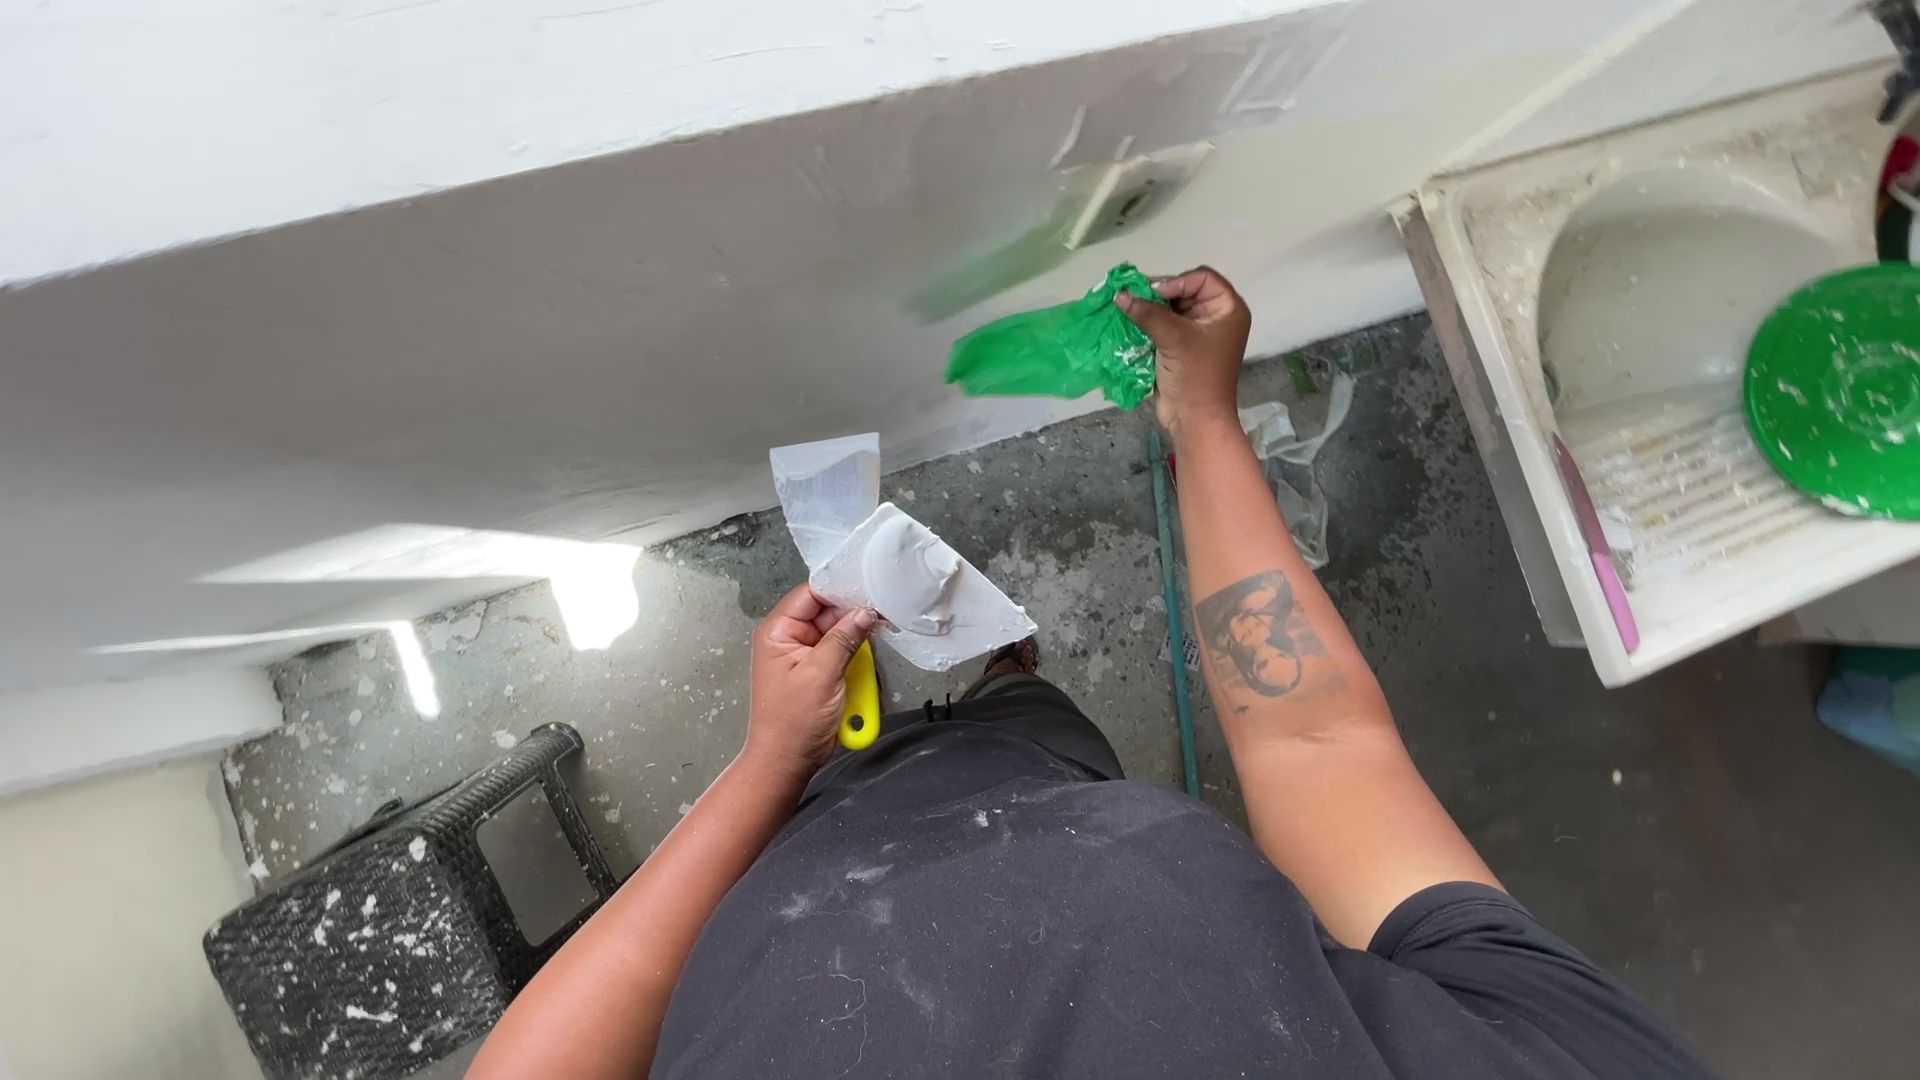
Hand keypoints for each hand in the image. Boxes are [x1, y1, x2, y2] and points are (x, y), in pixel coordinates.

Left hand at [745, 583, 877, 777]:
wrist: (788, 762)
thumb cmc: (791, 724)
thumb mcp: (821, 675)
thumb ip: (844, 639)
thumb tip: (864, 613)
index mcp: (778, 632)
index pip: (810, 595)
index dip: (838, 589)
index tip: (866, 587)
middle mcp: (789, 639)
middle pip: (827, 611)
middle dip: (852, 612)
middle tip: (880, 610)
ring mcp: (805, 655)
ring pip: (838, 631)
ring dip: (857, 634)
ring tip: (878, 629)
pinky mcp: (820, 670)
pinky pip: (842, 651)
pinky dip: (857, 652)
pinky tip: (870, 651)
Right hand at [1115, 266, 1252, 440]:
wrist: (1194, 419)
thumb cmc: (1195, 376)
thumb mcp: (1174, 339)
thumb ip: (1148, 314)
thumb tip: (1120, 295)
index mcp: (1227, 309)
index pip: (1201, 278)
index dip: (1176, 282)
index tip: (1152, 294)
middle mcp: (1214, 318)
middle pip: (1183, 292)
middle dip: (1158, 295)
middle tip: (1133, 299)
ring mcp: (1196, 334)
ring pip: (1170, 311)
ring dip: (1149, 311)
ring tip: (1127, 311)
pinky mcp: (1179, 349)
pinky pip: (1162, 328)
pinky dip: (1147, 326)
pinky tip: (1130, 326)